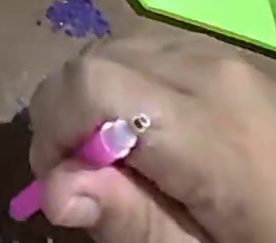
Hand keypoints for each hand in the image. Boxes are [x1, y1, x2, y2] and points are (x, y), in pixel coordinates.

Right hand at [27, 37, 275, 242]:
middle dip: (65, 115)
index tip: (58, 187)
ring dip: (90, 101)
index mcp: (216, 132)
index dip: (54, 125)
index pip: (93, 82)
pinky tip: (143, 137)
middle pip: (94, 59)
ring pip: (113, 50)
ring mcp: (218, 54)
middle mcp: (210, 70)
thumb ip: (137, 226)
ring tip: (111, 165)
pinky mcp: (223, 56)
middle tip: (81, 186)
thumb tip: (52, 189)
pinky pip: (144, 52)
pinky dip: (119, 87)